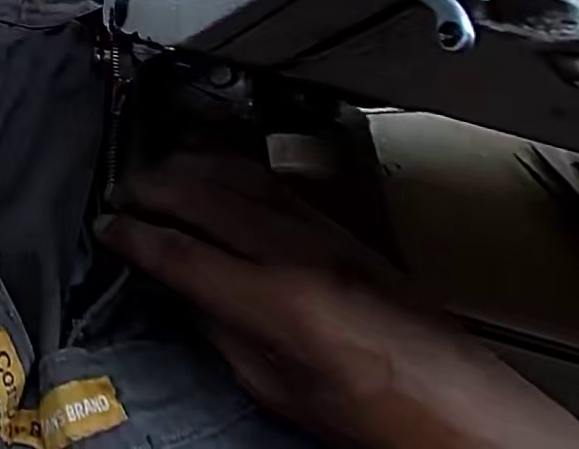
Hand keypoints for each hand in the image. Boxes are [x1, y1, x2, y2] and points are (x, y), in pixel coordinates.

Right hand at [97, 153, 578, 448]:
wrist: (474, 414)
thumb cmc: (373, 417)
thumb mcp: (277, 391)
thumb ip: (217, 329)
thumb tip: (178, 286)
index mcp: (277, 304)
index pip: (179, 251)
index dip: (131, 235)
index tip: (105, 228)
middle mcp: (292, 250)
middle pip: (196, 195)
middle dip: (145, 190)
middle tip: (118, 198)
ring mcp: (315, 227)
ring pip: (227, 171)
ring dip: (178, 167)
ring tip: (149, 176)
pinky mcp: (332, 220)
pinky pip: (260, 173)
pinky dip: (220, 162)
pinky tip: (200, 163)